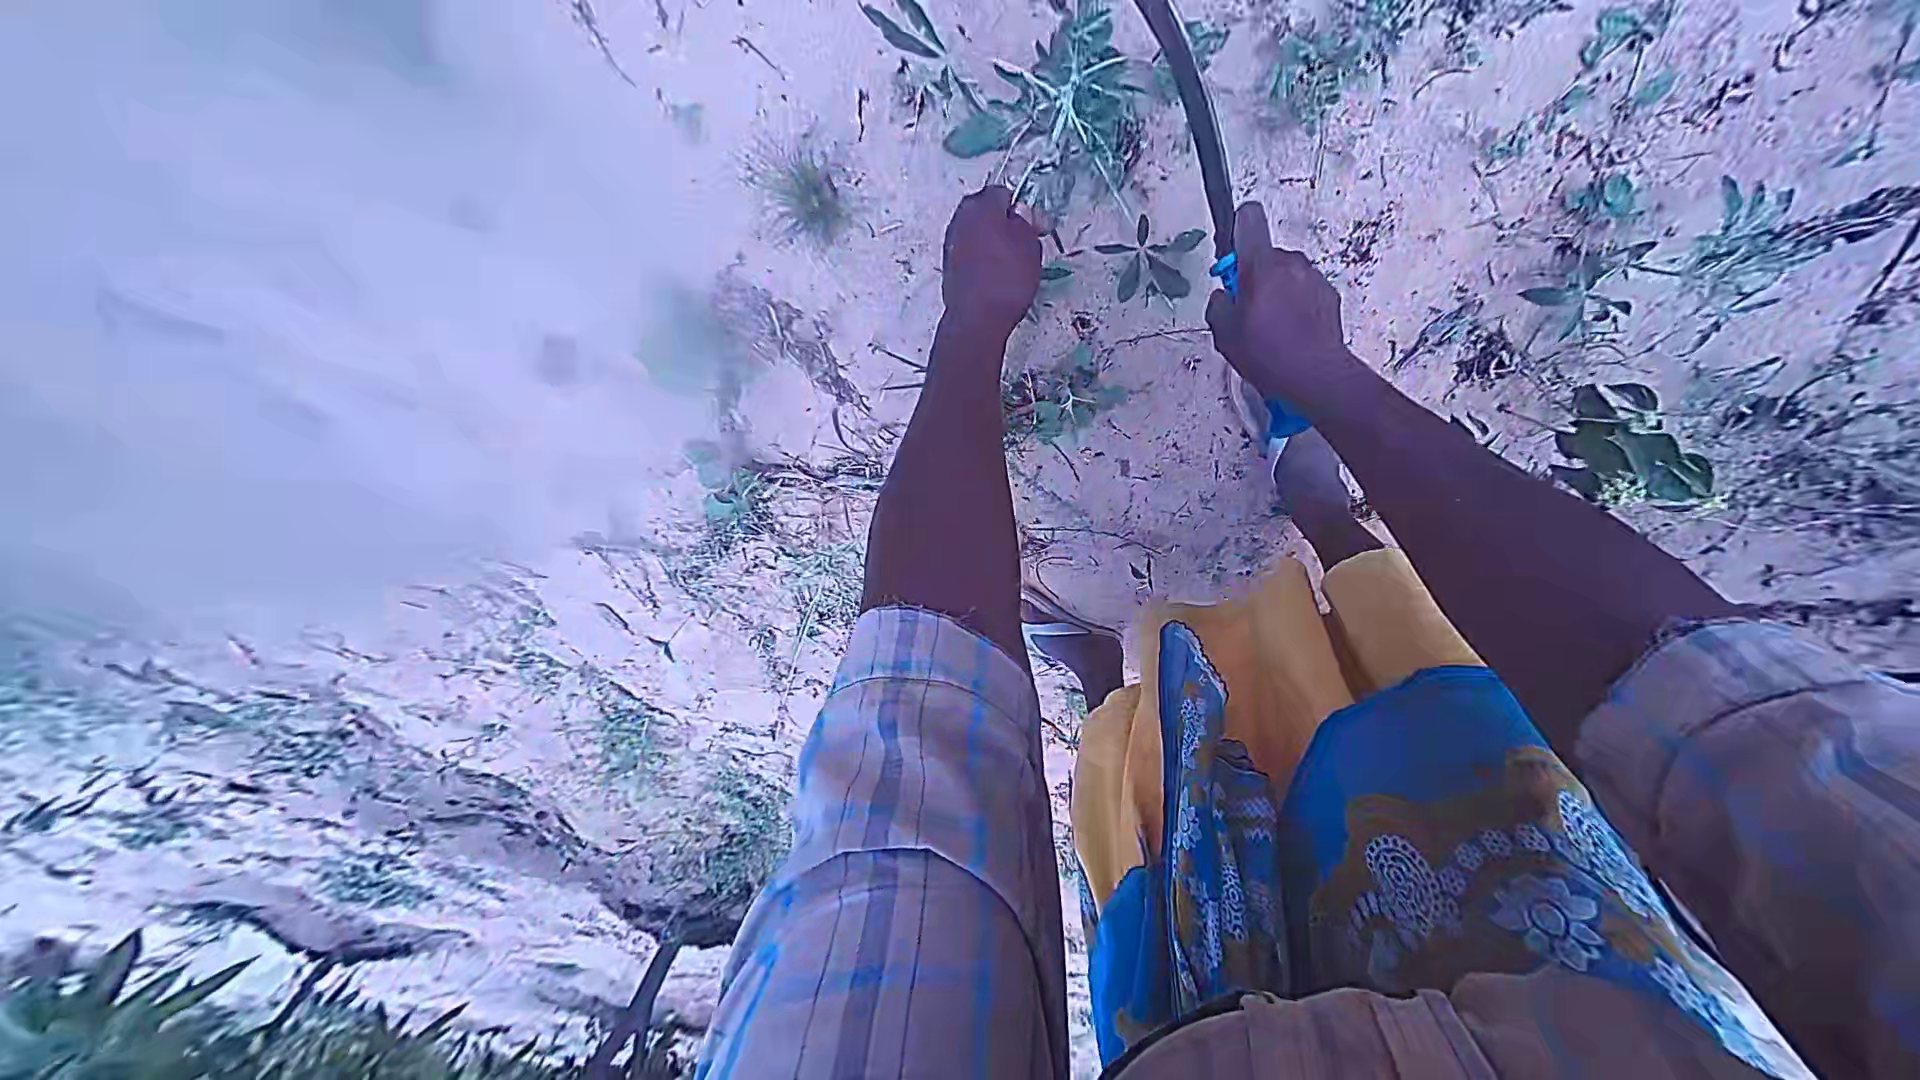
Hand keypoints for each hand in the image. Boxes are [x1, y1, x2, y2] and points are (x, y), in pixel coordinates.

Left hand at [942, 186, 1041, 337]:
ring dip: (992, 242)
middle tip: (1024, 242)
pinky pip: (970, 255)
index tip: (1034, 224)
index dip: (1022, 208)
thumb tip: (1021, 216)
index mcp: (980, 205)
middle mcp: (960, 220)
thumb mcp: (1030, 245)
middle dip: (1004, 223)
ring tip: (1011, 263)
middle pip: (986, 213)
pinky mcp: (949, 269)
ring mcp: (951, 245)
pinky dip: (981, 260)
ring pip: (976, 234)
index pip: (1003, 193)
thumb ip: (1026, 223)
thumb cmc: (1005, 280)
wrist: (978, 318)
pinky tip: (995, 276)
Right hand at [1205, 202, 1369, 414]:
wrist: (1312, 373)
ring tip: (1265, 326)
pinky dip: (1293, 304)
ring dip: (1274, 291)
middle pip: (1266, 255)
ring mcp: (1312, 277)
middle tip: (1244, 307)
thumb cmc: (1269, 354)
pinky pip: (1303, 290)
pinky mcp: (1327, 294)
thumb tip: (1222, 297)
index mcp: (1260, 267)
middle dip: (1253, 276)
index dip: (1237, 228)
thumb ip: (1218, 305)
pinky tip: (1284, 331)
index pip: (1249, 220)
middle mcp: (1290, 264)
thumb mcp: (1224, 333)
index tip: (1232, 249)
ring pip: (1285, 274)